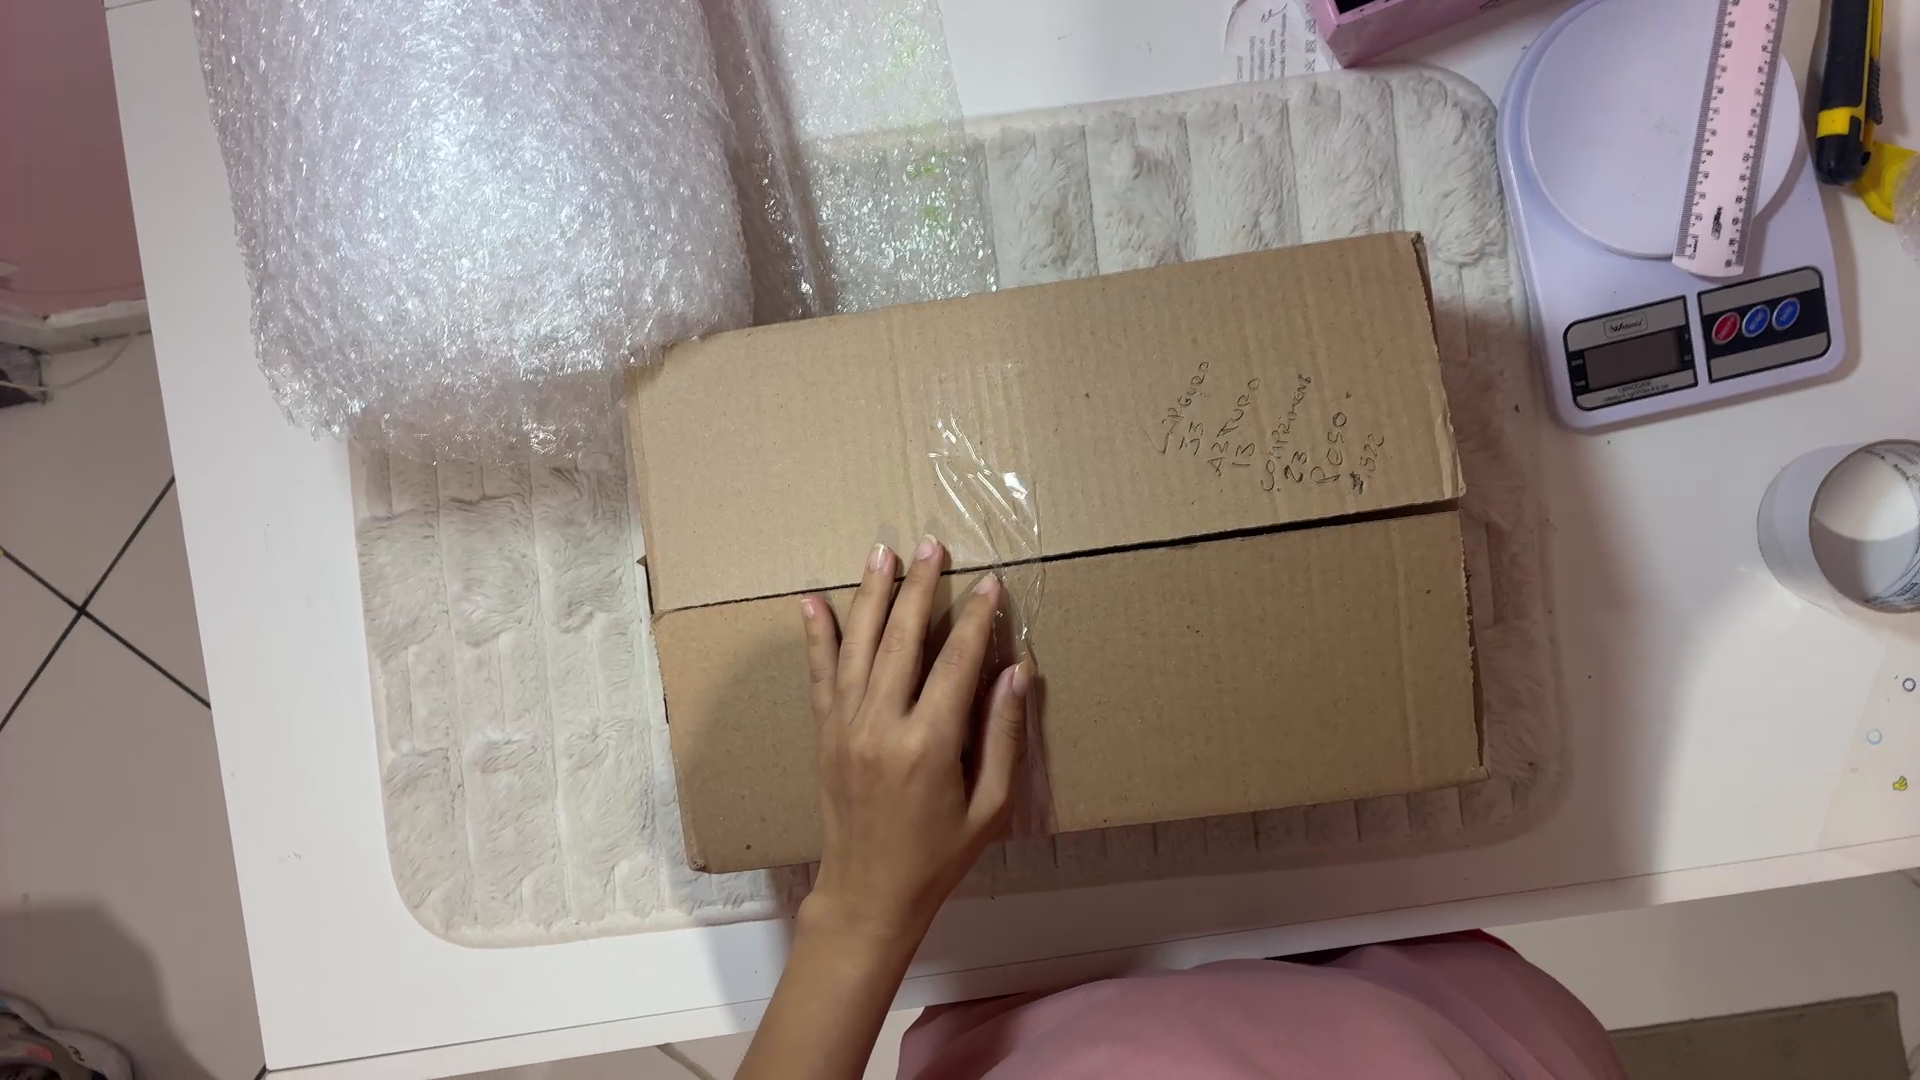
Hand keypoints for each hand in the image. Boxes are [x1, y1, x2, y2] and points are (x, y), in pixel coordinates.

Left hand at [798, 536, 1030, 947]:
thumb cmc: (940, 854)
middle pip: (903, 636)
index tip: (990, 581)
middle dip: (920, 585)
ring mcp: (845, 724)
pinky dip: (816, 634)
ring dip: (871, 593)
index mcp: (929, 744)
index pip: (958, 660)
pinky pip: (819, 673)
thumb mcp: (991, 806)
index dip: (977, 616)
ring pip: (858, 643)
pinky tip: (811, 601)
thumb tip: (1018, 671)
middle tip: (932, 545)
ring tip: (882, 551)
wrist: (869, 894)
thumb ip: (1004, 735)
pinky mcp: (824, 731)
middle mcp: (881, 724)